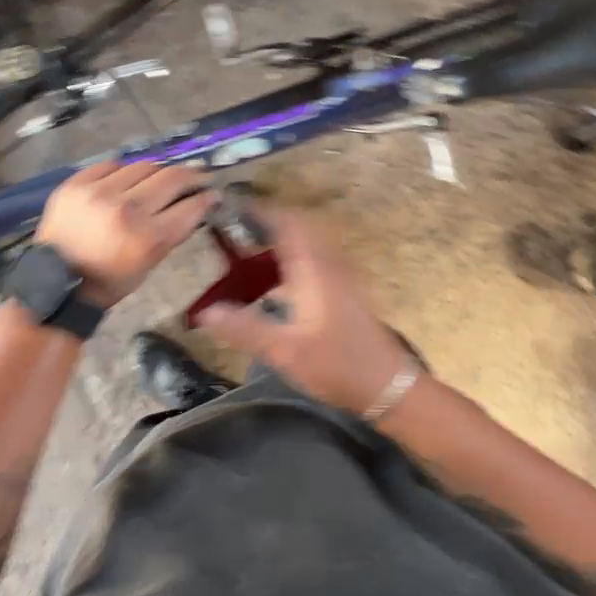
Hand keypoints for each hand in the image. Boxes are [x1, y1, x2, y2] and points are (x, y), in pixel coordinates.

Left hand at [36, 161, 216, 307]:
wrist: (56, 282)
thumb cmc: (108, 281)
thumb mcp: (148, 264)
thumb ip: (171, 232)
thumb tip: (194, 204)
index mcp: (147, 238)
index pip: (189, 206)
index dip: (206, 196)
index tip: (212, 192)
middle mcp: (126, 209)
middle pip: (171, 177)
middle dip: (191, 175)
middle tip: (198, 175)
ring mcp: (99, 192)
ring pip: (143, 165)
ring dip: (158, 171)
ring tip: (161, 177)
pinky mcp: (77, 183)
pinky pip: (111, 165)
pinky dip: (124, 171)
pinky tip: (127, 179)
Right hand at [196, 206, 414, 416]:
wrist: (389, 387)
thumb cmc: (338, 365)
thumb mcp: (284, 352)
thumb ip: (245, 328)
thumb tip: (205, 311)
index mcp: (314, 269)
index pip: (287, 222)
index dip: (259, 210)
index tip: (230, 208)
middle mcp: (328, 264)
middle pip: (297, 227)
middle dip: (265, 223)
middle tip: (233, 230)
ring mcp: (340, 276)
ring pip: (306, 242)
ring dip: (278, 240)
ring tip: (245, 252)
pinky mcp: (344, 290)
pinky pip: (312, 258)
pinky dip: (290, 258)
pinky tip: (272, 281)